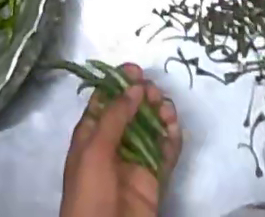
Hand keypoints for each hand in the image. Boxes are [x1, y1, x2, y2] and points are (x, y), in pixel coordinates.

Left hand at [61, 63, 181, 216]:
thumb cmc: (89, 195)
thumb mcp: (94, 151)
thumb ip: (115, 116)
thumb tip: (135, 87)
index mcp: (91, 135)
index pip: (105, 100)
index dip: (120, 83)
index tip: (136, 69)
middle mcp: (113, 144)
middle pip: (131, 110)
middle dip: (144, 96)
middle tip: (154, 92)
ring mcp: (135, 161)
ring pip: (151, 128)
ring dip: (161, 114)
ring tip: (167, 111)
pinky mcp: (154, 180)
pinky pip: (166, 153)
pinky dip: (173, 139)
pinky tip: (175, 129)